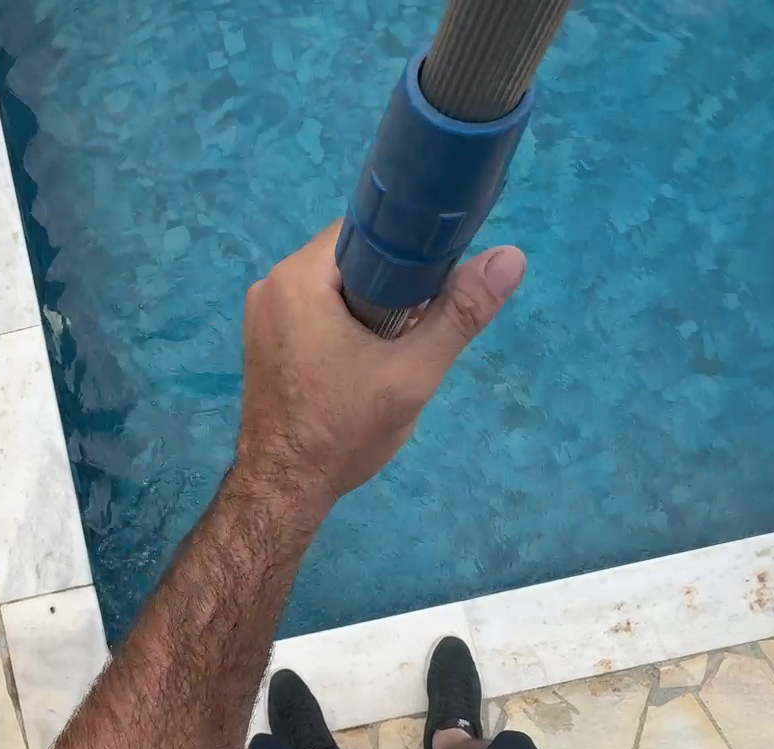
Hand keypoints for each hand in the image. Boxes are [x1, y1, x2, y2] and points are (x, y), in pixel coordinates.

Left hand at [233, 222, 524, 515]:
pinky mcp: (263, 344)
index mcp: (297, 278)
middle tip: (412, 338)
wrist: (283, 489)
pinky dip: (343, 330)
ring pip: (334, 292)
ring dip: (369, 314)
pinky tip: (359, 368)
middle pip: (350, 263)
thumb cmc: (342, 432)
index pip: (366, 234)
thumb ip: (460, 314)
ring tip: (388, 358)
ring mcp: (261, 317)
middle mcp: (270, 287)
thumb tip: (512, 257)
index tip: (433, 294)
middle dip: (391, 292)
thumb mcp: (412, 374)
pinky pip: (313, 316)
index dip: (409, 257)